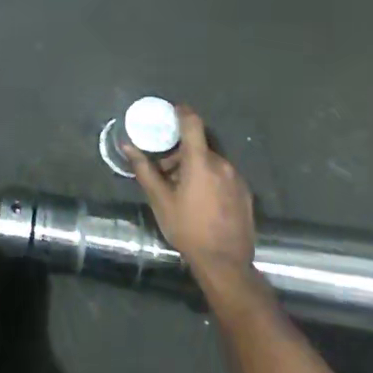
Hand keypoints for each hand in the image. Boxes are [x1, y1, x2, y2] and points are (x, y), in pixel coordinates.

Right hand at [124, 106, 256, 286]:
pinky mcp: (245, 193)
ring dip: (195, 168)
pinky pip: (224, 176)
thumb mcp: (160, 200)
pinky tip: (202, 202)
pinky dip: (210, 179)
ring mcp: (237, 178)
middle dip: (181, 153)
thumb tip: (127, 146)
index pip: (192, 123)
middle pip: (199, 147)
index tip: (172, 109)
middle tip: (165, 171)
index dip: (182, 112)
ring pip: (212, 162)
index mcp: (200, 162)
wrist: (225, 262)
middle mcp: (222, 164)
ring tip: (182, 191)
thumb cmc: (188, 229)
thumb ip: (144, 170)